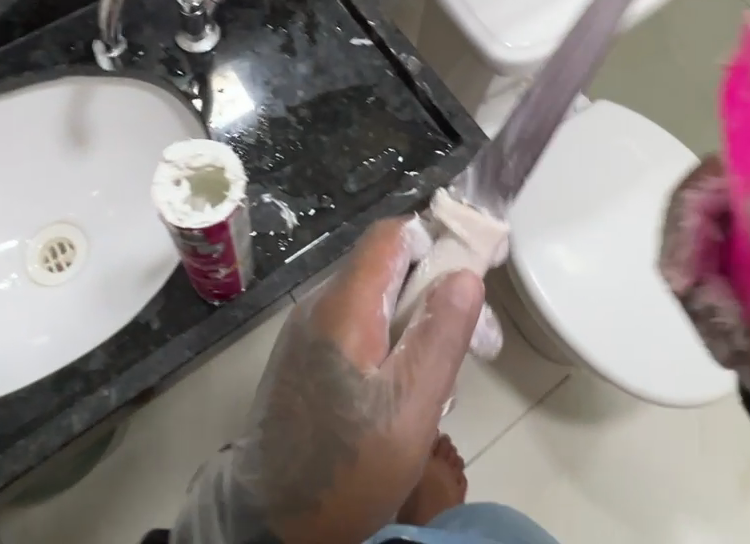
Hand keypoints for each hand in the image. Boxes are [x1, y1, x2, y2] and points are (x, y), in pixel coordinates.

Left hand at [175, 219, 485, 543]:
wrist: (272, 521)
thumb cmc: (347, 467)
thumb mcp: (409, 408)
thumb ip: (439, 337)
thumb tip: (466, 274)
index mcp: (344, 304)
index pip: (392, 234)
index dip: (438, 236)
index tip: (477, 264)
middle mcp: (319, 304)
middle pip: (385, 266)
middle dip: (433, 289)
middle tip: (472, 339)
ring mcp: (306, 330)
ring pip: (372, 298)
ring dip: (413, 320)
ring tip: (439, 376)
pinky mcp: (302, 356)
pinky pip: (353, 325)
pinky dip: (386, 340)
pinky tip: (400, 389)